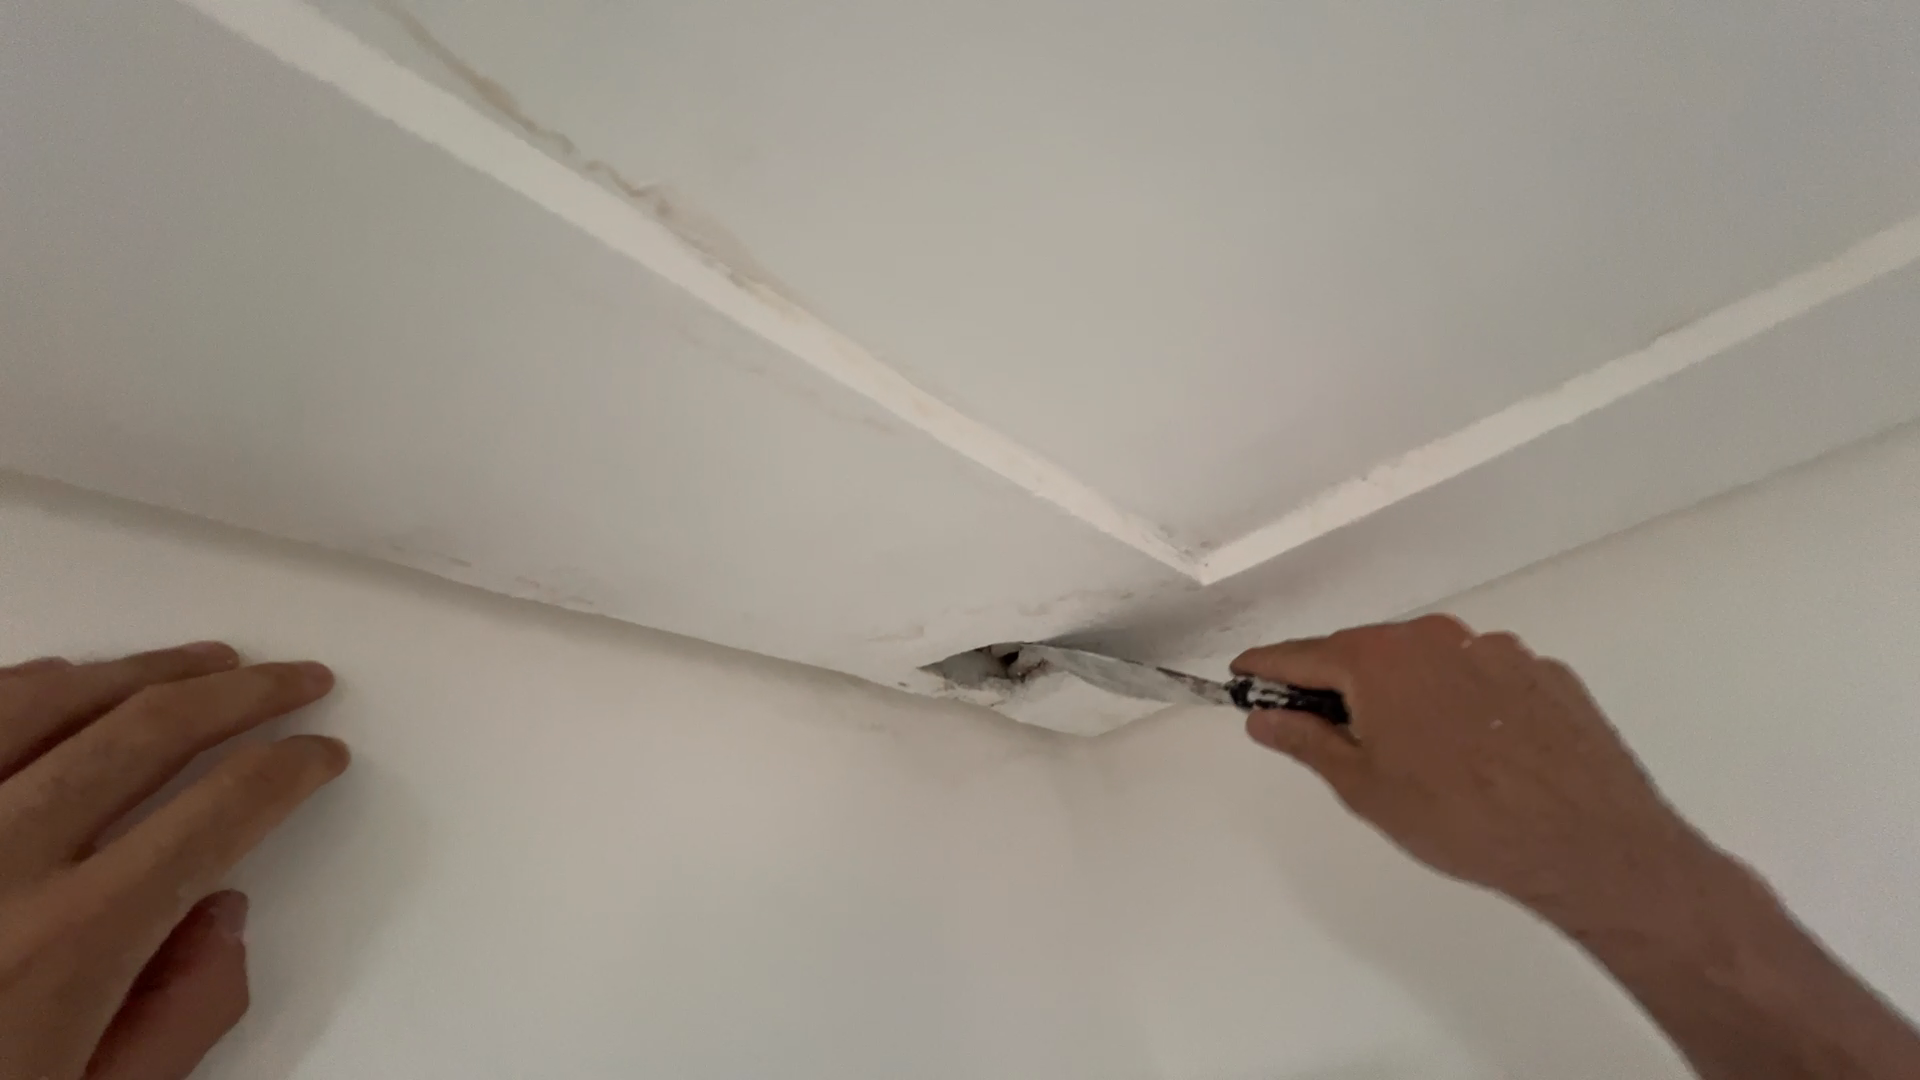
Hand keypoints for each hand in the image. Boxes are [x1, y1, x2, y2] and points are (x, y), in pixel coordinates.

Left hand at [0, 644, 347, 1079]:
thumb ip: (184, 1013)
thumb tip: (218, 913)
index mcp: (63, 943)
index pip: (230, 804)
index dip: (297, 765)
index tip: (321, 755)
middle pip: (150, 730)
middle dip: (249, 691)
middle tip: (299, 677)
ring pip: (43, 704)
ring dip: (144, 671)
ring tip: (204, 660)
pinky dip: (19, 688)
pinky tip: (69, 679)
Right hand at [1233, 616, 1711, 916]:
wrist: (1596, 849)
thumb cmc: (1460, 819)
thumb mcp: (1362, 787)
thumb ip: (1304, 741)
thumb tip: (1263, 717)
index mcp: (1377, 659)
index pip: (1299, 654)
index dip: (1265, 668)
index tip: (1243, 675)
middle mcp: (1432, 638)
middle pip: (1361, 652)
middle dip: (1335, 684)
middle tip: (1327, 728)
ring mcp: (1494, 649)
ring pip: (1421, 661)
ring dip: (1400, 689)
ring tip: (1413, 747)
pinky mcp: (1542, 672)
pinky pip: (1476, 674)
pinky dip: (1457, 697)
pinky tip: (1473, 745)